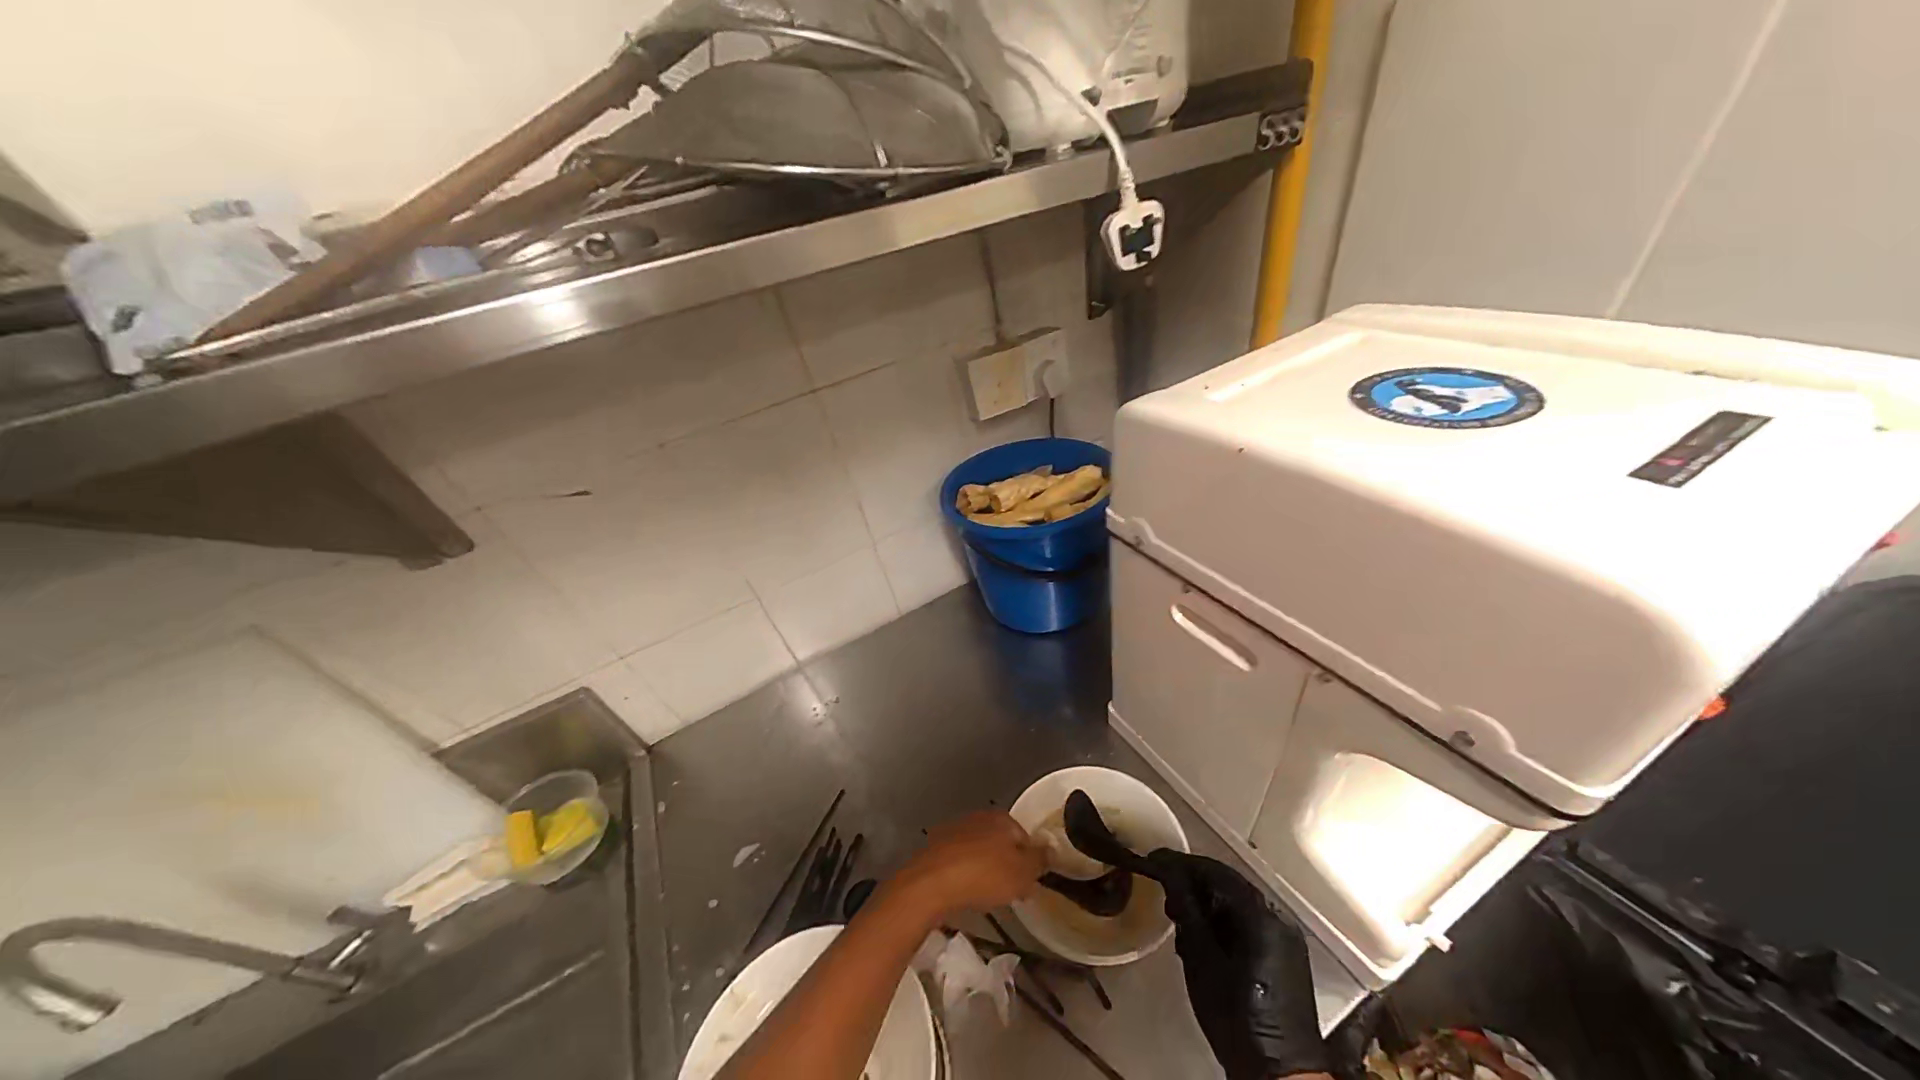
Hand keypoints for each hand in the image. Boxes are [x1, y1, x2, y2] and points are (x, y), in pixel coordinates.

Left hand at [887, 811, 1045, 922]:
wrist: (931, 884)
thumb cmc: (984, 876)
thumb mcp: (1023, 873)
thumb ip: (1040, 860)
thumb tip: (1050, 849)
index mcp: (1001, 818)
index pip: (1025, 837)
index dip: (1030, 862)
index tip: (1028, 884)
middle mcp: (977, 817)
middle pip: (1001, 842)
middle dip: (1006, 864)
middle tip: (1009, 892)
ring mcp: (953, 830)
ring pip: (978, 851)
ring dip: (984, 869)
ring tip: (986, 896)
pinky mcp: (935, 848)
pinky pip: (958, 861)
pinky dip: (963, 874)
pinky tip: (963, 892)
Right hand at [1145, 850, 1331, 1079]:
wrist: (1279, 1073)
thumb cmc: (1234, 1015)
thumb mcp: (1201, 960)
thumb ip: (1187, 911)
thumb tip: (1169, 872)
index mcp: (1261, 917)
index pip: (1216, 873)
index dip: (1182, 864)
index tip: (1154, 860)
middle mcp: (1278, 918)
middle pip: (1230, 885)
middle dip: (1194, 882)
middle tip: (1162, 889)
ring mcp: (1286, 937)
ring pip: (1239, 904)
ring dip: (1208, 902)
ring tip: (1177, 915)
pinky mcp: (1286, 955)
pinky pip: (1249, 923)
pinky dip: (1224, 920)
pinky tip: (1202, 935)